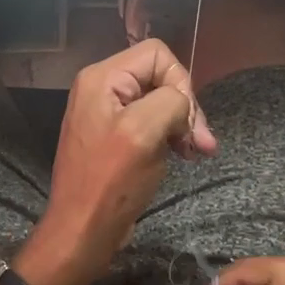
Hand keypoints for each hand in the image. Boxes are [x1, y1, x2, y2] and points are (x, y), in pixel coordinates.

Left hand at [16, 40, 214, 284]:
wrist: (81, 231)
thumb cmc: (111, 181)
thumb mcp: (145, 132)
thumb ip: (170, 101)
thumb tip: (181, 106)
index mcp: (102, 77)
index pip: (157, 53)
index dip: (180, 82)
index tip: (188, 120)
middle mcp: (101, 86)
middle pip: (159, 76)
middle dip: (185, 107)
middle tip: (203, 144)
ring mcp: (106, 111)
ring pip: (158, 100)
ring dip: (182, 123)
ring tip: (198, 152)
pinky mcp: (114, 135)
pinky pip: (150, 121)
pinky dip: (170, 135)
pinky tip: (183, 155)